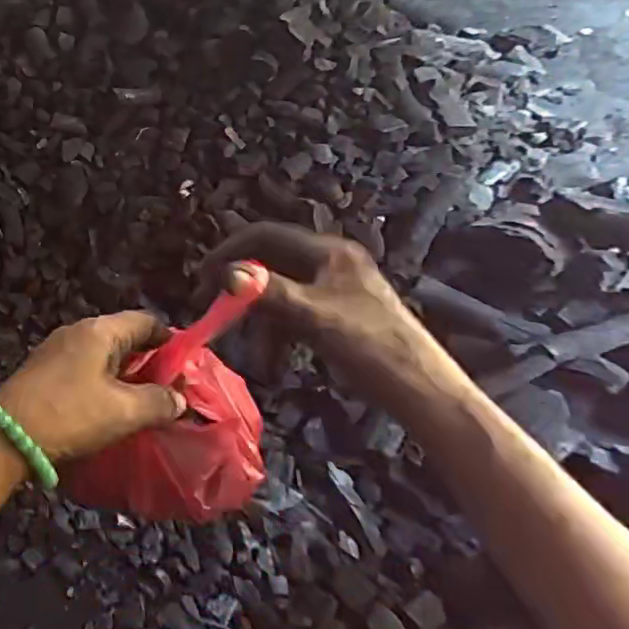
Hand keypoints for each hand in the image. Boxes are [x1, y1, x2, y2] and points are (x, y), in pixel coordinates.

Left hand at [0, 311, 186, 461]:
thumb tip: (178, 398)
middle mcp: (76, 332)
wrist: (8, 433)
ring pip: (106, 356)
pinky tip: (115, 409)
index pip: (145, 321)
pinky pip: (87, 369)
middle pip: (125, 337)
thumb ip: (159, 401)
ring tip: (150, 406)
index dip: (172, 341)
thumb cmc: (70, 414)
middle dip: (152, 362)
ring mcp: (57, 350)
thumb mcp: (124, 411)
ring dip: (129, 376)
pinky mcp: (46, 370)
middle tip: (174, 393)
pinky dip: (106, 383)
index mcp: (97, 331)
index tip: (189, 370)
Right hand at [198, 223, 468, 415]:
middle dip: (236, 282)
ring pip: (274, 288)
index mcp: (328, 252)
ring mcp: (331, 286)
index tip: (202, 277)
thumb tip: (225, 273)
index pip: (263, 235)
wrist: (425, 393)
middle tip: (208, 302)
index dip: (228, 251)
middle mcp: (328, 261)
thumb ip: (268, 291)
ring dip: (252, 311)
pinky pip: (289, 309)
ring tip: (233, 333)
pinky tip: (266, 355)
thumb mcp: (314, 317)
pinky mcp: (332, 310)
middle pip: (266, 260)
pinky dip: (272, 328)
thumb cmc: (372, 348)